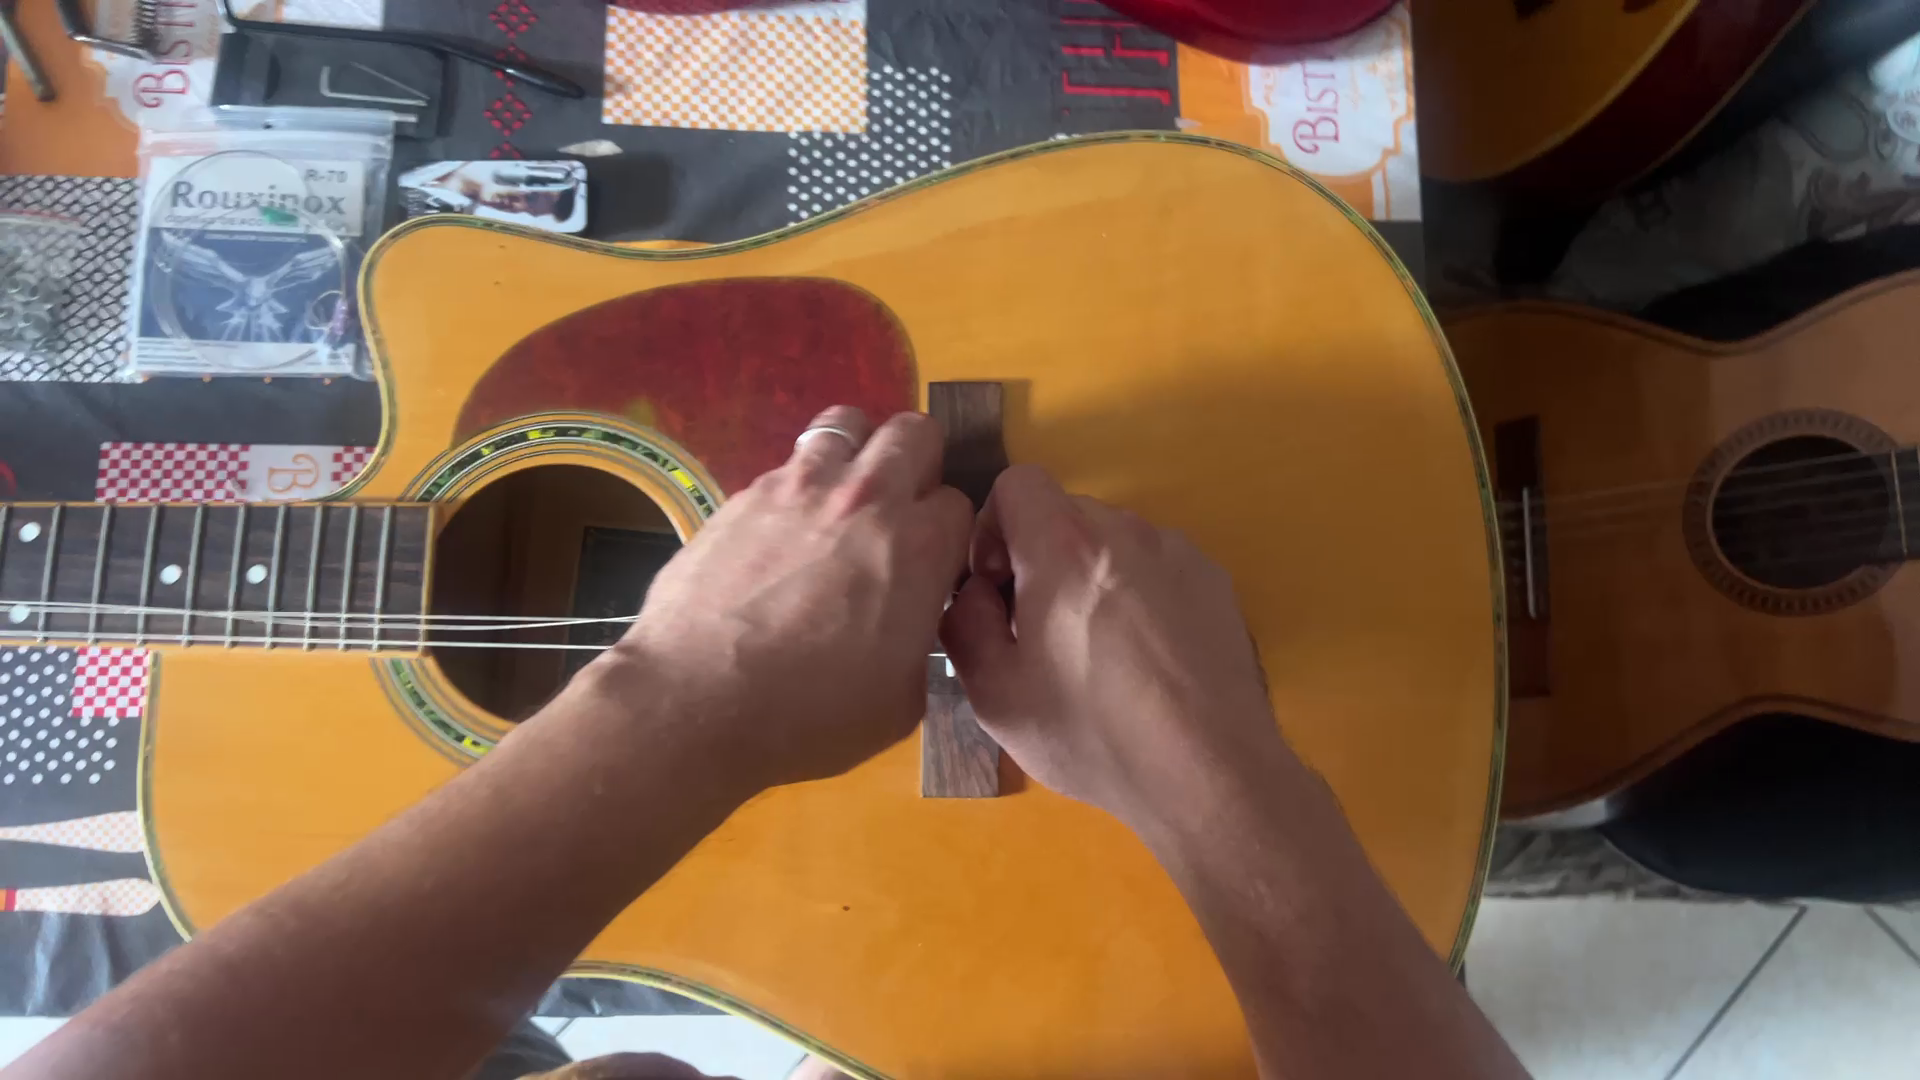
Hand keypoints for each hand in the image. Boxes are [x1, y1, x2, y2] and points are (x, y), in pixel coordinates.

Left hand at [606, 406, 972, 791]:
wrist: (697, 703)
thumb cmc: (811, 715)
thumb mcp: (901, 700)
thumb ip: (920, 643)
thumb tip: (908, 620)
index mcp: (919, 547)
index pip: (961, 502)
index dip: (949, 532)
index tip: (932, 560)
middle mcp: (868, 497)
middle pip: (915, 432)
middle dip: (919, 464)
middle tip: (898, 510)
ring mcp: (802, 485)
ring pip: (849, 423)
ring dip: (858, 451)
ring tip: (842, 496)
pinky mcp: (747, 492)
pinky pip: (791, 461)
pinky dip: (802, 483)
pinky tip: (783, 529)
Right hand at [939, 465, 1299, 834]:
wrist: (1211, 776)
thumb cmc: (1093, 735)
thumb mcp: (995, 694)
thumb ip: (964, 622)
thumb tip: (977, 592)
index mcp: (1066, 547)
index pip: (1018, 481)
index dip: (994, 526)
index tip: (999, 585)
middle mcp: (1127, 531)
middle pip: (1063, 511)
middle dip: (1038, 555)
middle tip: (1039, 627)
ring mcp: (1178, 552)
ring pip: (1110, 538)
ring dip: (1087, 573)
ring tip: (1096, 647)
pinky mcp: (1214, 579)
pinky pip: (1154, 562)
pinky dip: (1134, 588)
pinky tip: (1144, 654)